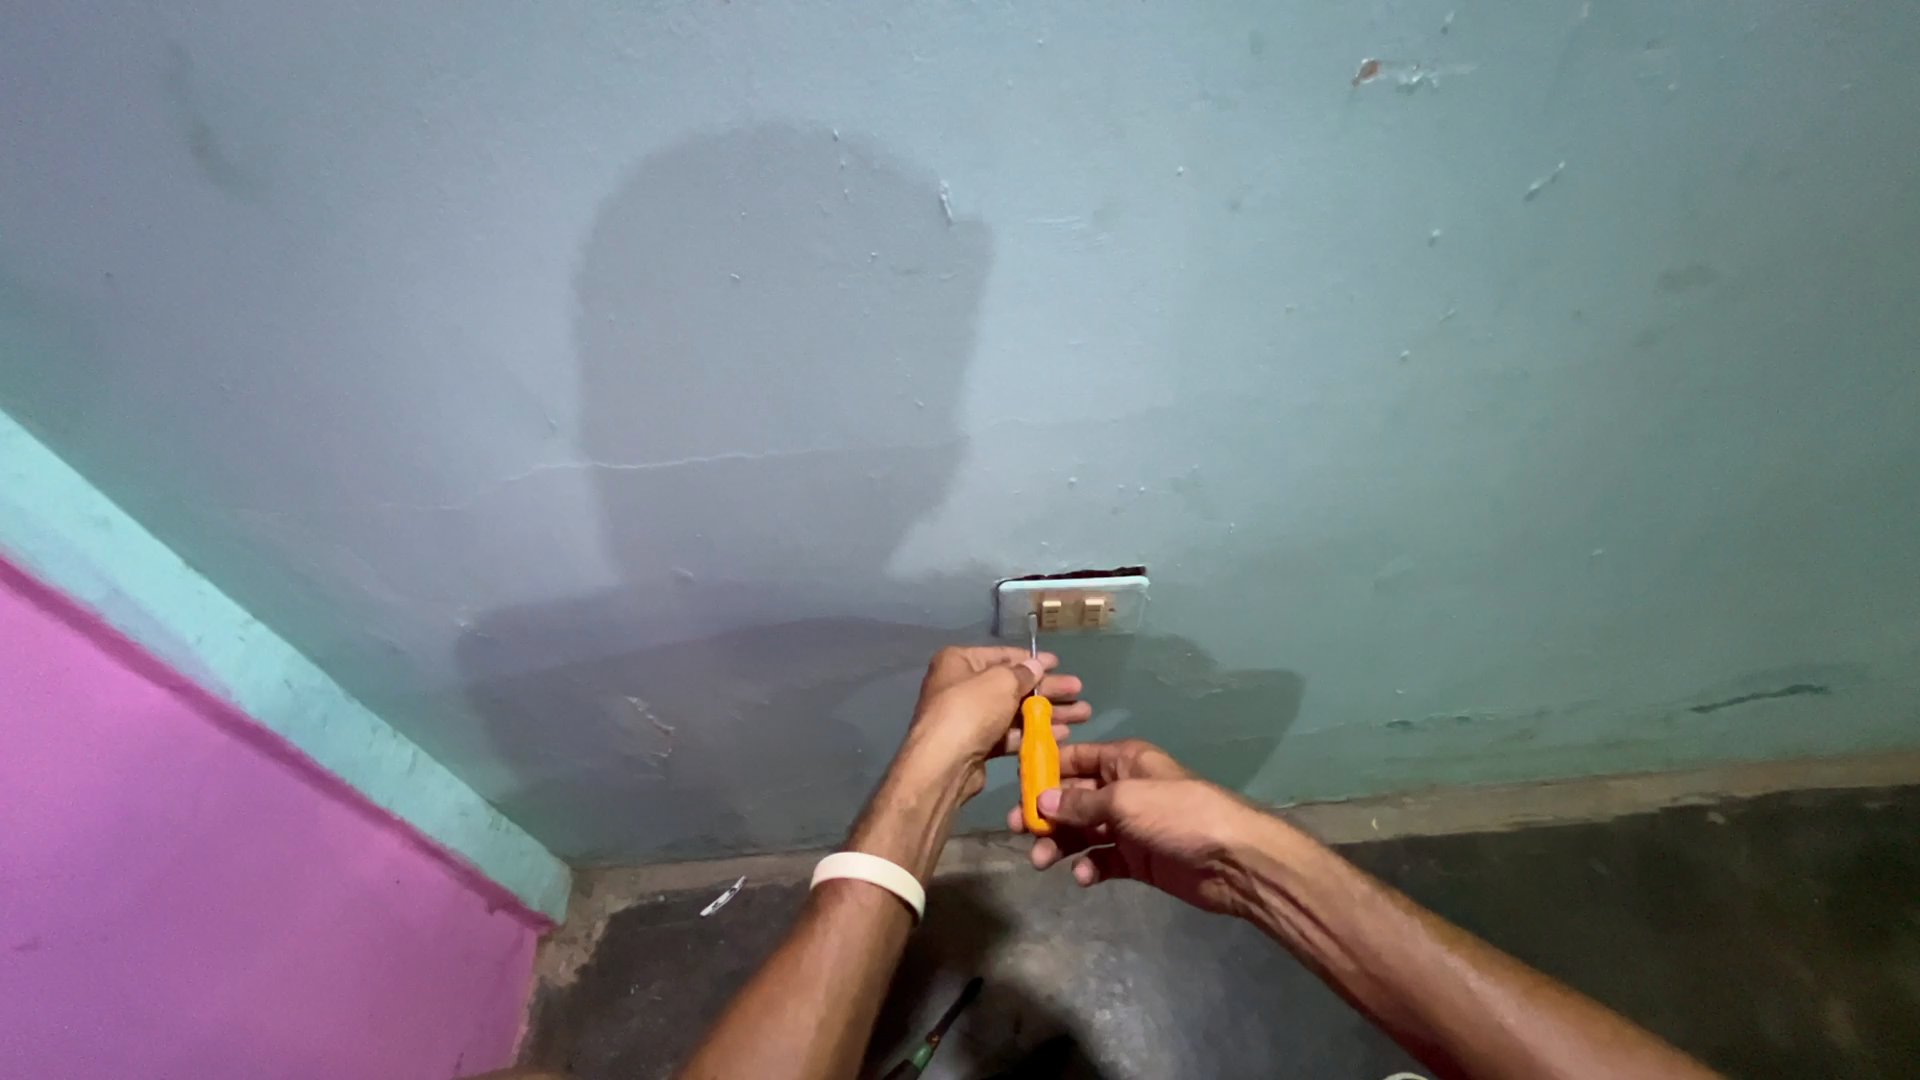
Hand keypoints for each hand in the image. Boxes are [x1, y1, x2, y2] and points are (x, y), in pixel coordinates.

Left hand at [893, 646, 1089, 797]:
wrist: (944, 764)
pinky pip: (1010, 733)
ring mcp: (969, 717)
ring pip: (1014, 710)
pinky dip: (1033, 732)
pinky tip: (1062, 734)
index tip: (1059, 664)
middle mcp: (961, 685)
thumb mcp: (1001, 682)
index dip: (1033, 660)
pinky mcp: (977, 744)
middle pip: (1012, 684)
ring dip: (1047, 712)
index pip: (1003, 655)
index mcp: (959, 661)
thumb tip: (1036, 665)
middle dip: (1047, 689)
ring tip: (1082, 714)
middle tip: (1078, 690)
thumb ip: (1023, 673)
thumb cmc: (971, 710)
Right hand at [1008, 739, 1269, 917]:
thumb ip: (1080, 802)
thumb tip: (1041, 801)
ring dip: (1061, 843)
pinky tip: (1083, 877)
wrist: (1233, 860)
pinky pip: (1102, 860)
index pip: (1074, 759)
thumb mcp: (1124, 799)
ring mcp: (1130, 826)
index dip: (1045, 771)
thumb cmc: (1176, 813)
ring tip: (1042, 861)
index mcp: (1122, 761)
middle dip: (1046, 813)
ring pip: (1083, 831)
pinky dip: (1088, 867)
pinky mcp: (1137, 859)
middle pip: (1073, 797)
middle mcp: (1122, 789)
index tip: (1016, 788)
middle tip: (1020, 830)